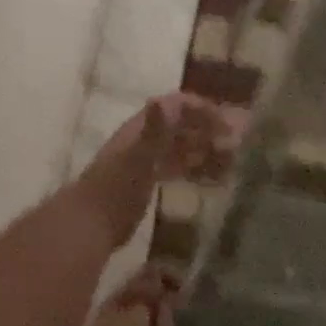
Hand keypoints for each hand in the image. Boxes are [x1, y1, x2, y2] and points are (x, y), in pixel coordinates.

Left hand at [77, 94, 242, 243]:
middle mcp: (144, 140)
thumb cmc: (115, 190)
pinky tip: (211, 179)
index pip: (176, 106)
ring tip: (230, 159)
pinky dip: (195, 169)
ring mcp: (145, 161)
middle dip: (207, 129)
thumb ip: (153, 131)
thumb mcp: (138, 158)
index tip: (227, 122)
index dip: (201, 109)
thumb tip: (161, 100)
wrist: (89, 224)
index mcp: (141, 129)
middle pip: (180, 125)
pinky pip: (176, 168)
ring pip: (180, 147)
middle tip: (236, 141)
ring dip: (204, 149)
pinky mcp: (146, 183)